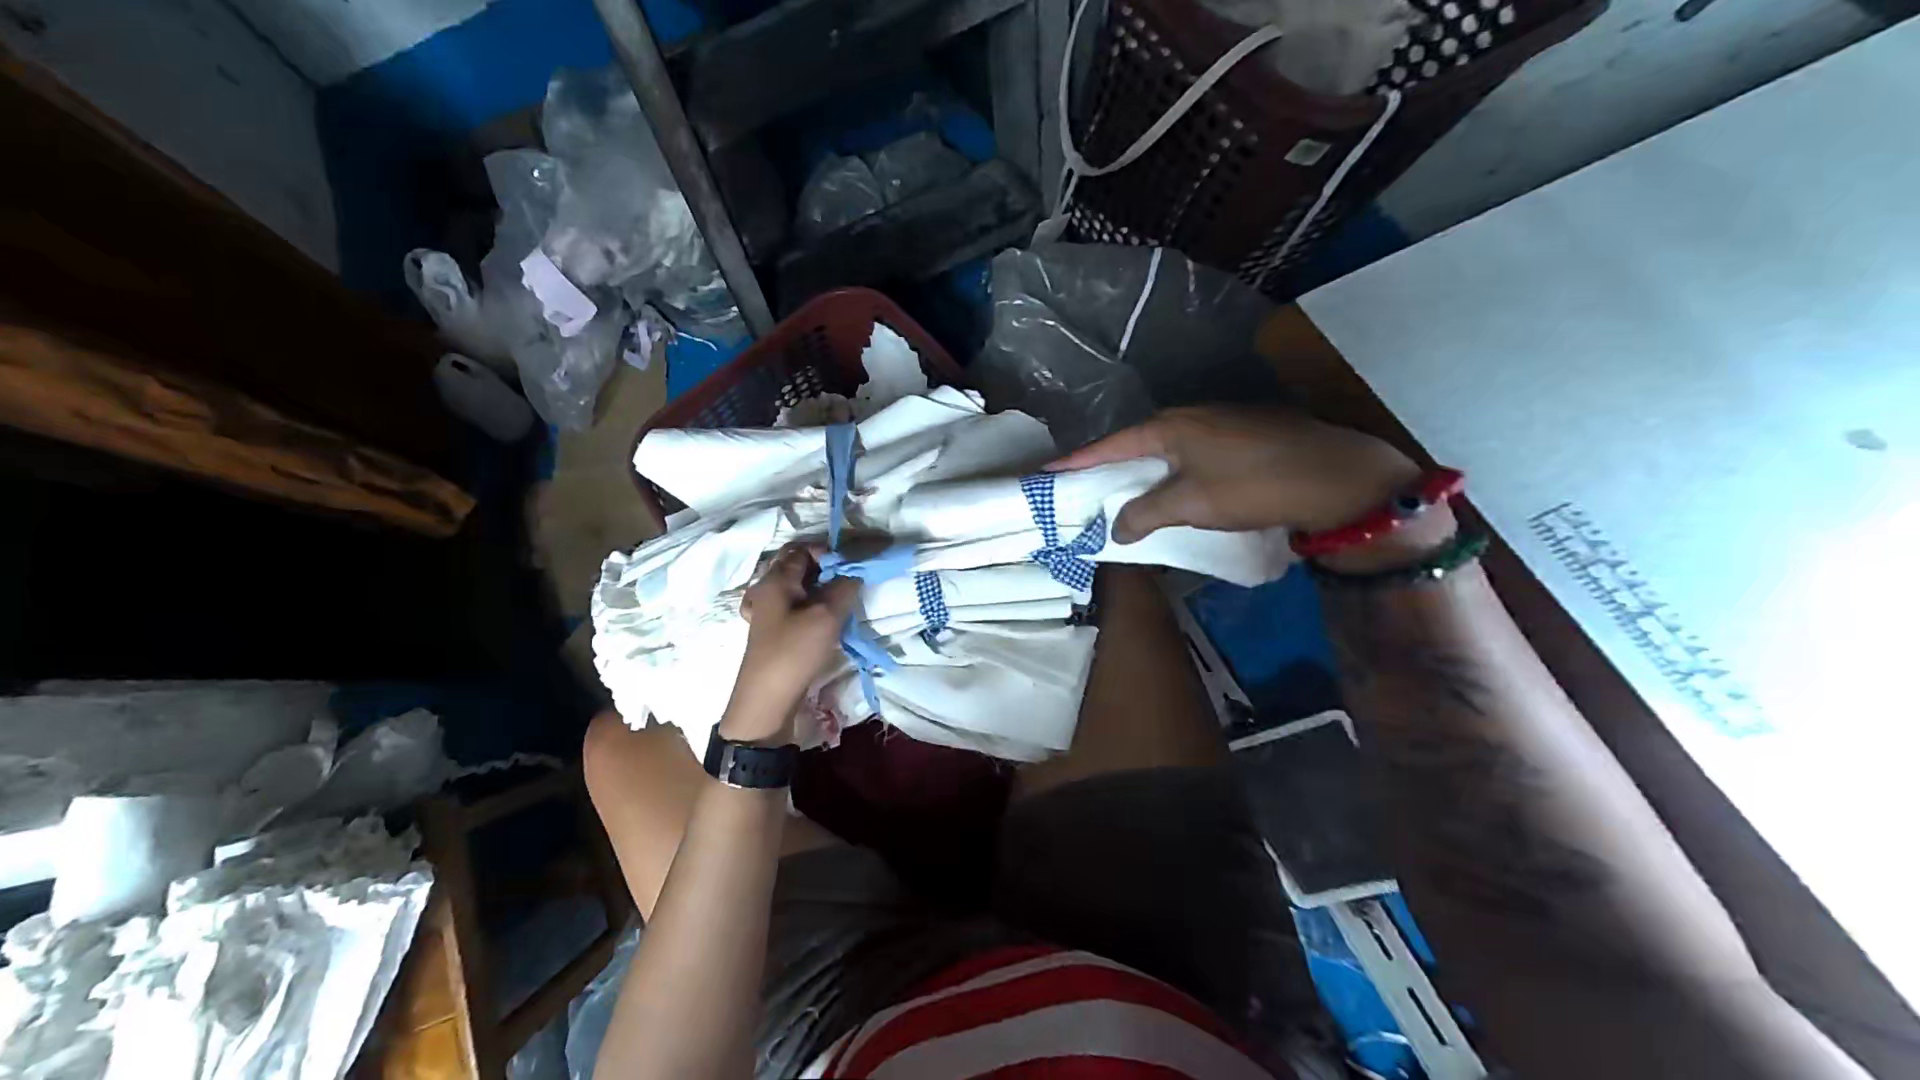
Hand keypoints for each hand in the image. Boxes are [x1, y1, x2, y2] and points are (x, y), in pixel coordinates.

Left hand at [721, 544, 860, 744]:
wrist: (767, 702)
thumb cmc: (795, 652)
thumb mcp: (827, 616)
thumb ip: (844, 587)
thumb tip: (854, 572)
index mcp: (774, 579)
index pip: (801, 549)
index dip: (827, 551)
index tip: (850, 566)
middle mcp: (765, 590)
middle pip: (795, 565)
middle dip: (824, 568)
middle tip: (847, 582)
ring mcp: (765, 611)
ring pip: (795, 587)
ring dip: (818, 588)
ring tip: (838, 601)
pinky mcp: (771, 631)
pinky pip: (792, 606)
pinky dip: (809, 605)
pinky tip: (821, 619)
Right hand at [1049, 405, 1431, 547]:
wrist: (1339, 478)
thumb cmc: (1255, 485)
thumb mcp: (1193, 503)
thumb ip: (1146, 512)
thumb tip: (1116, 527)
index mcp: (1171, 425)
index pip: (1110, 445)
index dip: (1077, 461)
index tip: (1046, 471)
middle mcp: (1191, 416)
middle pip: (1135, 443)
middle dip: (1106, 466)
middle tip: (1078, 486)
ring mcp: (1220, 424)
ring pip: (1165, 449)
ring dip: (1140, 471)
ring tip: (1118, 493)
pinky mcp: (1242, 437)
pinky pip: (1189, 455)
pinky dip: (1169, 473)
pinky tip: (1170, 490)